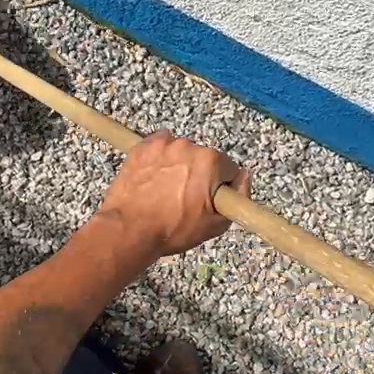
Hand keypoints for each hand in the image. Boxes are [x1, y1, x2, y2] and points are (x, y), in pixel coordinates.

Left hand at [92, 130, 243, 258]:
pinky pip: (158, 146)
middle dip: (198, 175)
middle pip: (203, 159)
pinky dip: (159, 157)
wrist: (130, 228)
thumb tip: (244, 176)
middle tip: (185, 199)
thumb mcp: (216, 223)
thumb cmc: (173, 228)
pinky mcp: (142, 147)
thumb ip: (238, 197)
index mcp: (211, 161)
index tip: (208, 200)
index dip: (221, 187)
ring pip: (180, 152)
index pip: (228, 169)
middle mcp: (188, 146)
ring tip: (165, 190)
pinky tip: (154, 176)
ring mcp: (163, 145)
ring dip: (178, 165)